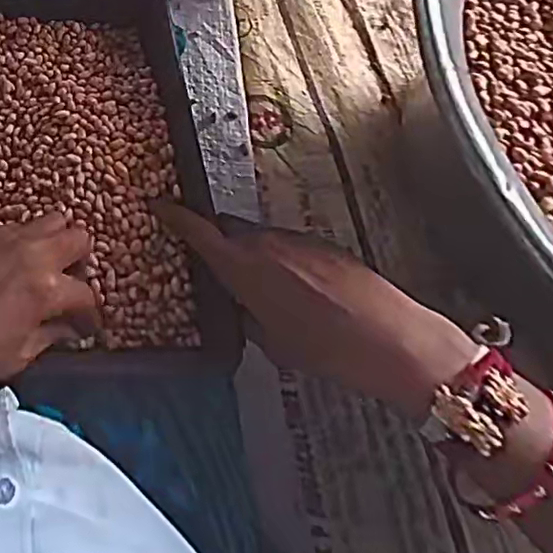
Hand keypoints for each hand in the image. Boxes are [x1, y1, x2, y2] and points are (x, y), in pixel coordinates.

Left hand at [0, 212, 99, 401]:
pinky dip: (28, 241)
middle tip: (68, 287)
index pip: (86, 293)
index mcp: (45, 287)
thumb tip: (71, 327)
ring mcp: (7, 237)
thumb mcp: (20, 355)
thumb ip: (53, 333)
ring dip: (57, 242)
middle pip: (79, 238)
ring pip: (53, 220)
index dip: (90, 314)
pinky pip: (20, 226)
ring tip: (47, 269)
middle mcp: (32, 252)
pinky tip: (15, 266)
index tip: (85, 325)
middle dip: (81, 263)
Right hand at [152, 201, 475, 417]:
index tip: (158, 203)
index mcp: (242, 266)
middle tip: (214, 262)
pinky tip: (298, 291)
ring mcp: (294, 239)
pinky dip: (280, 259)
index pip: (197, 228)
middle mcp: (264, 242)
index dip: (174, 214)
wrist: (394, 339)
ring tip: (263, 288)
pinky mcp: (321, 243)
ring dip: (251, 252)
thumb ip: (247, 316)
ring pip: (258, 236)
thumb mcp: (273, 343)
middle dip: (215, 237)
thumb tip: (243, 306)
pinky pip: (285, 244)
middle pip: (227, 226)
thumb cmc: (326, 349)